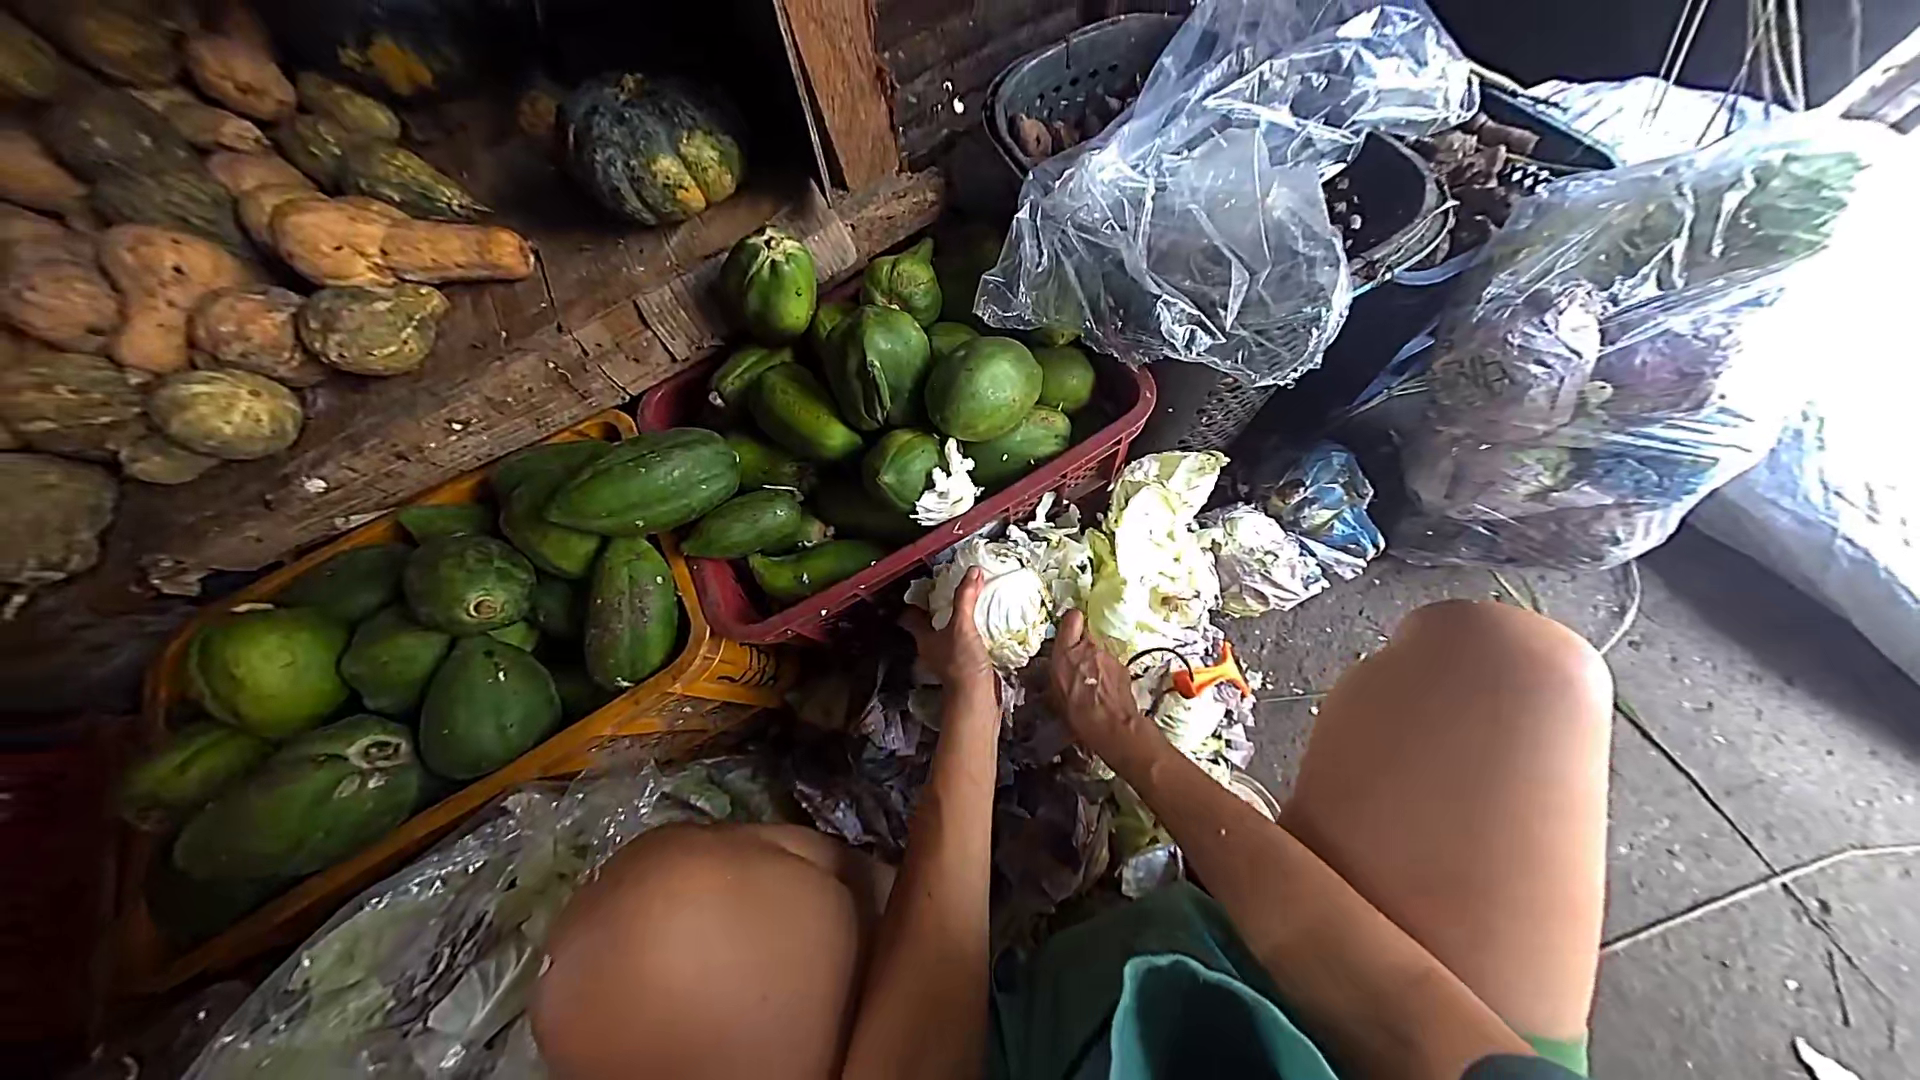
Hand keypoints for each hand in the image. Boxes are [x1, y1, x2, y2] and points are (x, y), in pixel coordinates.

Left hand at [902, 567, 994, 692]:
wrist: (976, 698)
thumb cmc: (961, 661)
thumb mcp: (962, 625)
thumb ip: (966, 597)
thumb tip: (973, 571)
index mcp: (923, 637)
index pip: (910, 616)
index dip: (914, 601)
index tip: (927, 586)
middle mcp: (932, 648)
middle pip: (930, 624)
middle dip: (940, 609)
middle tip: (954, 591)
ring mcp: (947, 659)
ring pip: (947, 634)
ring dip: (957, 622)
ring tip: (972, 605)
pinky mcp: (963, 666)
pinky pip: (964, 644)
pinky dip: (971, 634)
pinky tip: (984, 627)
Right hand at [1047, 610, 1150, 761]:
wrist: (1110, 725)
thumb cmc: (1076, 711)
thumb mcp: (1056, 692)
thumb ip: (1058, 671)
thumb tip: (1059, 669)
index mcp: (1066, 652)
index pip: (1072, 619)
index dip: (1072, 622)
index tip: (1071, 630)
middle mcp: (1089, 647)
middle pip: (1088, 640)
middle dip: (1084, 650)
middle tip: (1081, 669)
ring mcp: (1109, 656)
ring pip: (1101, 653)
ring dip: (1098, 664)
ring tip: (1095, 685)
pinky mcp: (1123, 667)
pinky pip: (1112, 665)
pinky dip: (1110, 674)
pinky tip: (1107, 691)